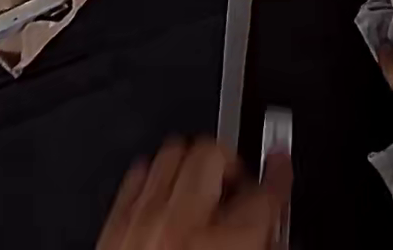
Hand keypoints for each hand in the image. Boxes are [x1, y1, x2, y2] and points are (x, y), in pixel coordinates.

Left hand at [97, 137, 290, 249]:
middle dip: (232, 165)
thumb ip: (260, 248)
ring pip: (174, 153)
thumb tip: (272, 231)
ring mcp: (142, 224)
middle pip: (214, 155)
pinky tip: (166, 199)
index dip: (278, 179)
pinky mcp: (113, 229)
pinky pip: (139, 177)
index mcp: (222, 249)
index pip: (265, 196)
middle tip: (239, 185)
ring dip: (193, 165)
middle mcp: (179, 229)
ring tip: (204, 187)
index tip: (279, 169)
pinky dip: (156, 181)